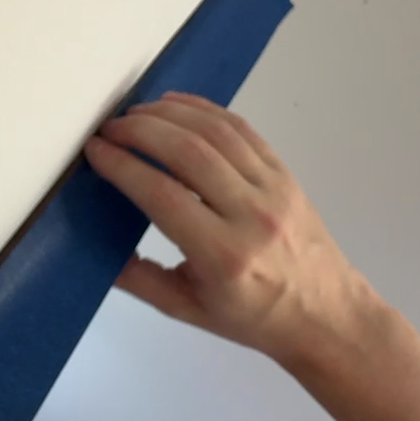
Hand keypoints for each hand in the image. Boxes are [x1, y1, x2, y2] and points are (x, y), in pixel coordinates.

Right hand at [82, 92, 373, 362]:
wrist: (327, 316)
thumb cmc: (251, 317)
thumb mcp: (186, 309)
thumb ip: (136, 279)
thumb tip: (91, 245)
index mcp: (222, 256)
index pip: (162, 195)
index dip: (122, 166)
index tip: (94, 151)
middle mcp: (251, 216)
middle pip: (188, 153)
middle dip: (140, 131)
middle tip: (108, 128)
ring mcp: (273, 190)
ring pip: (215, 133)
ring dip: (168, 114)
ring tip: (134, 113)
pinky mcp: (285, 173)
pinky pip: (241, 129)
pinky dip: (203, 108)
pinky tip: (174, 103)